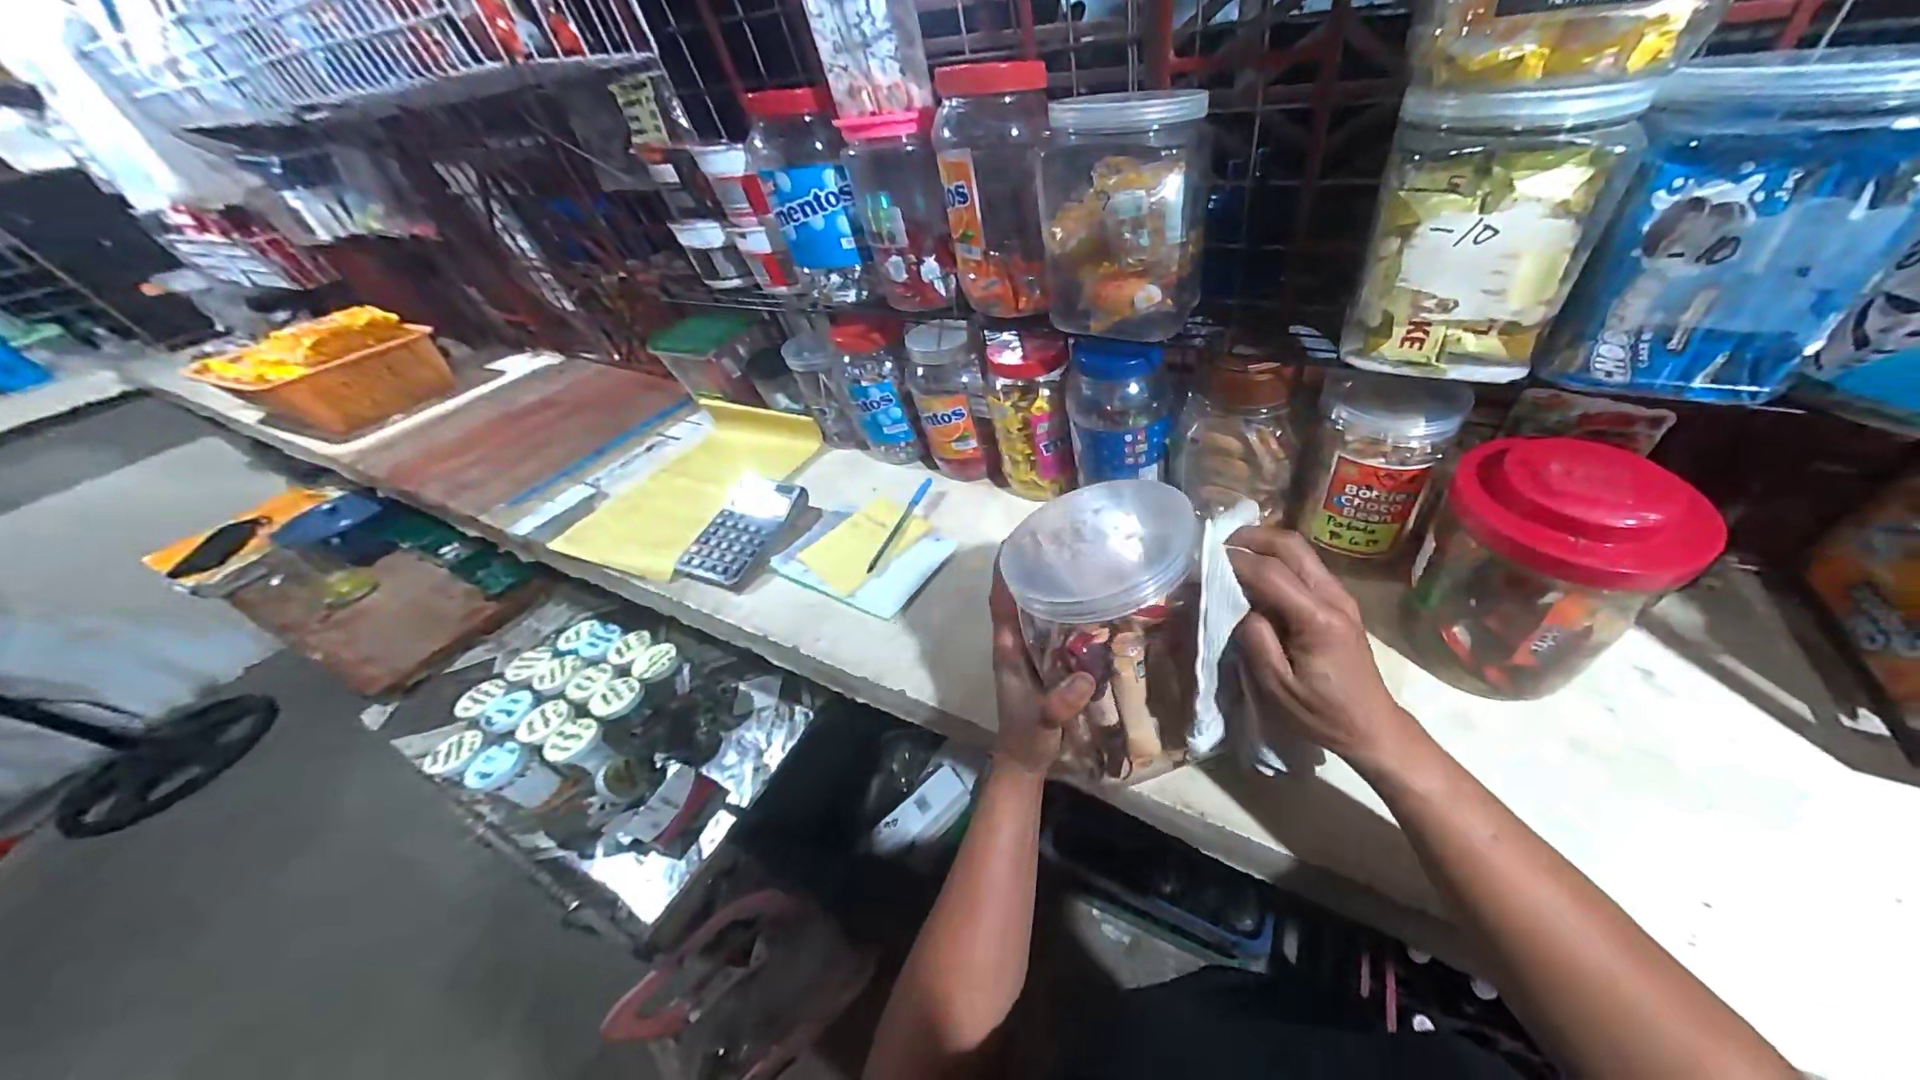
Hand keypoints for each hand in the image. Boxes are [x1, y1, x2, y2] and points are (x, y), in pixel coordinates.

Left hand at [989, 559, 1096, 776]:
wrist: (1025, 759)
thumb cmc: (1028, 736)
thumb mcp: (1044, 719)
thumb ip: (1060, 703)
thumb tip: (1085, 677)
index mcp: (1007, 649)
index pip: (1000, 602)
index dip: (1003, 573)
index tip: (1014, 542)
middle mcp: (1014, 644)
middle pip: (1015, 598)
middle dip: (1026, 570)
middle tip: (1052, 543)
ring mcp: (1028, 652)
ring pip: (1031, 610)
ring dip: (1042, 587)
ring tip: (1068, 562)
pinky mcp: (1043, 661)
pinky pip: (1048, 627)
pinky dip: (1058, 610)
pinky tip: (1082, 602)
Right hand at [1226, 526, 1420, 768]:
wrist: (1371, 727)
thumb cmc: (1321, 714)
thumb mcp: (1276, 685)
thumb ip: (1254, 638)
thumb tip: (1239, 605)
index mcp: (1317, 619)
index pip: (1269, 571)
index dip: (1233, 560)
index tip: (1203, 561)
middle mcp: (1334, 597)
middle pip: (1290, 545)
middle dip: (1250, 537)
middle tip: (1217, 547)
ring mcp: (1340, 596)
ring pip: (1299, 550)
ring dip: (1263, 545)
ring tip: (1231, 556)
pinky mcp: (1339, 602)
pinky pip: (1305, 565)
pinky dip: (1276, 559)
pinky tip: (1255, 573)